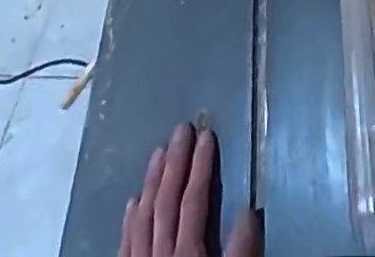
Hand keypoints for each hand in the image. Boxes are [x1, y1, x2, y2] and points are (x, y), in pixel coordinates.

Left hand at [118, 122, 261, 256]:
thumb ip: (241, 251)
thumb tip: (249, 211)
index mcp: (188, 253)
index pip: (194, 200)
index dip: (201, 166)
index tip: (206, 135)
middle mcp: (160, 253)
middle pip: (166, 201)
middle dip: (176, 162)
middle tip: (181, 129)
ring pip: (143, 217)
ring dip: (152, 182)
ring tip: (158, 152)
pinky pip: (125, 244)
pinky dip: (130, 220)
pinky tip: (133, 201)